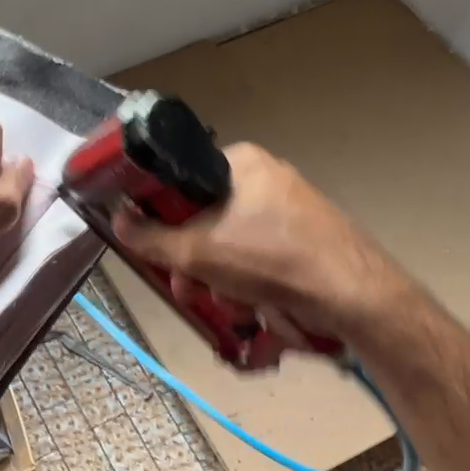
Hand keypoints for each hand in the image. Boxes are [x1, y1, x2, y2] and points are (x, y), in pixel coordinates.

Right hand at [110, 143, 418, 342]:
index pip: (182, 181)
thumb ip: (149, 237)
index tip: (155, 247)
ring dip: (219, 284)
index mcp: (242, 162)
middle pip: (203, 222)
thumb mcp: (196, 251)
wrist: (353, 295)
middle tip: (189, 289)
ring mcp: (289, 212)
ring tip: (231, 304)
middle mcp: (266, 179)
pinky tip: (255, 307)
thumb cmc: (270, 258)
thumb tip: (116, 218)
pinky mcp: (304, 243)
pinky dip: (248, 287)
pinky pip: (256, 261)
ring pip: (228, 248)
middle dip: (193, 265)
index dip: (162, 217)